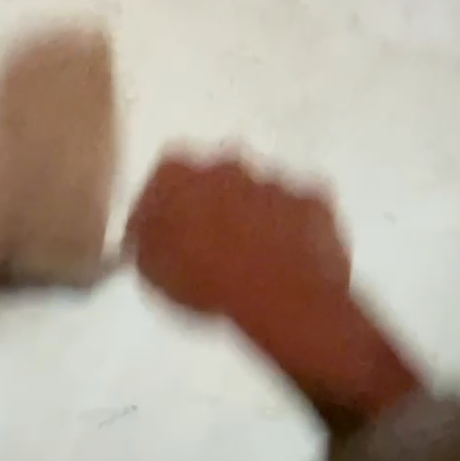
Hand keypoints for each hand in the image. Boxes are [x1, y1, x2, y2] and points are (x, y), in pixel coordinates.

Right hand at [127, 154, 420, 419]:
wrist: (280, 299)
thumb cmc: (202, 282)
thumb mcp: (149, 270)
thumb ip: (144, 240)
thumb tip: (145, 235)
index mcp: (177, 171)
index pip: (162, 177)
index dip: (163, 206)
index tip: (164, 235)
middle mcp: (226, 161)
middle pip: (214, 178)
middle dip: (212, 204)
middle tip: (210, 245)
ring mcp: (275, 177)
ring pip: (257, 193)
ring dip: (252, 217)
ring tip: (252, 261)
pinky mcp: (315, 198)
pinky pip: (298, 211)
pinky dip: (293, 229)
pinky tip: (287, 262)